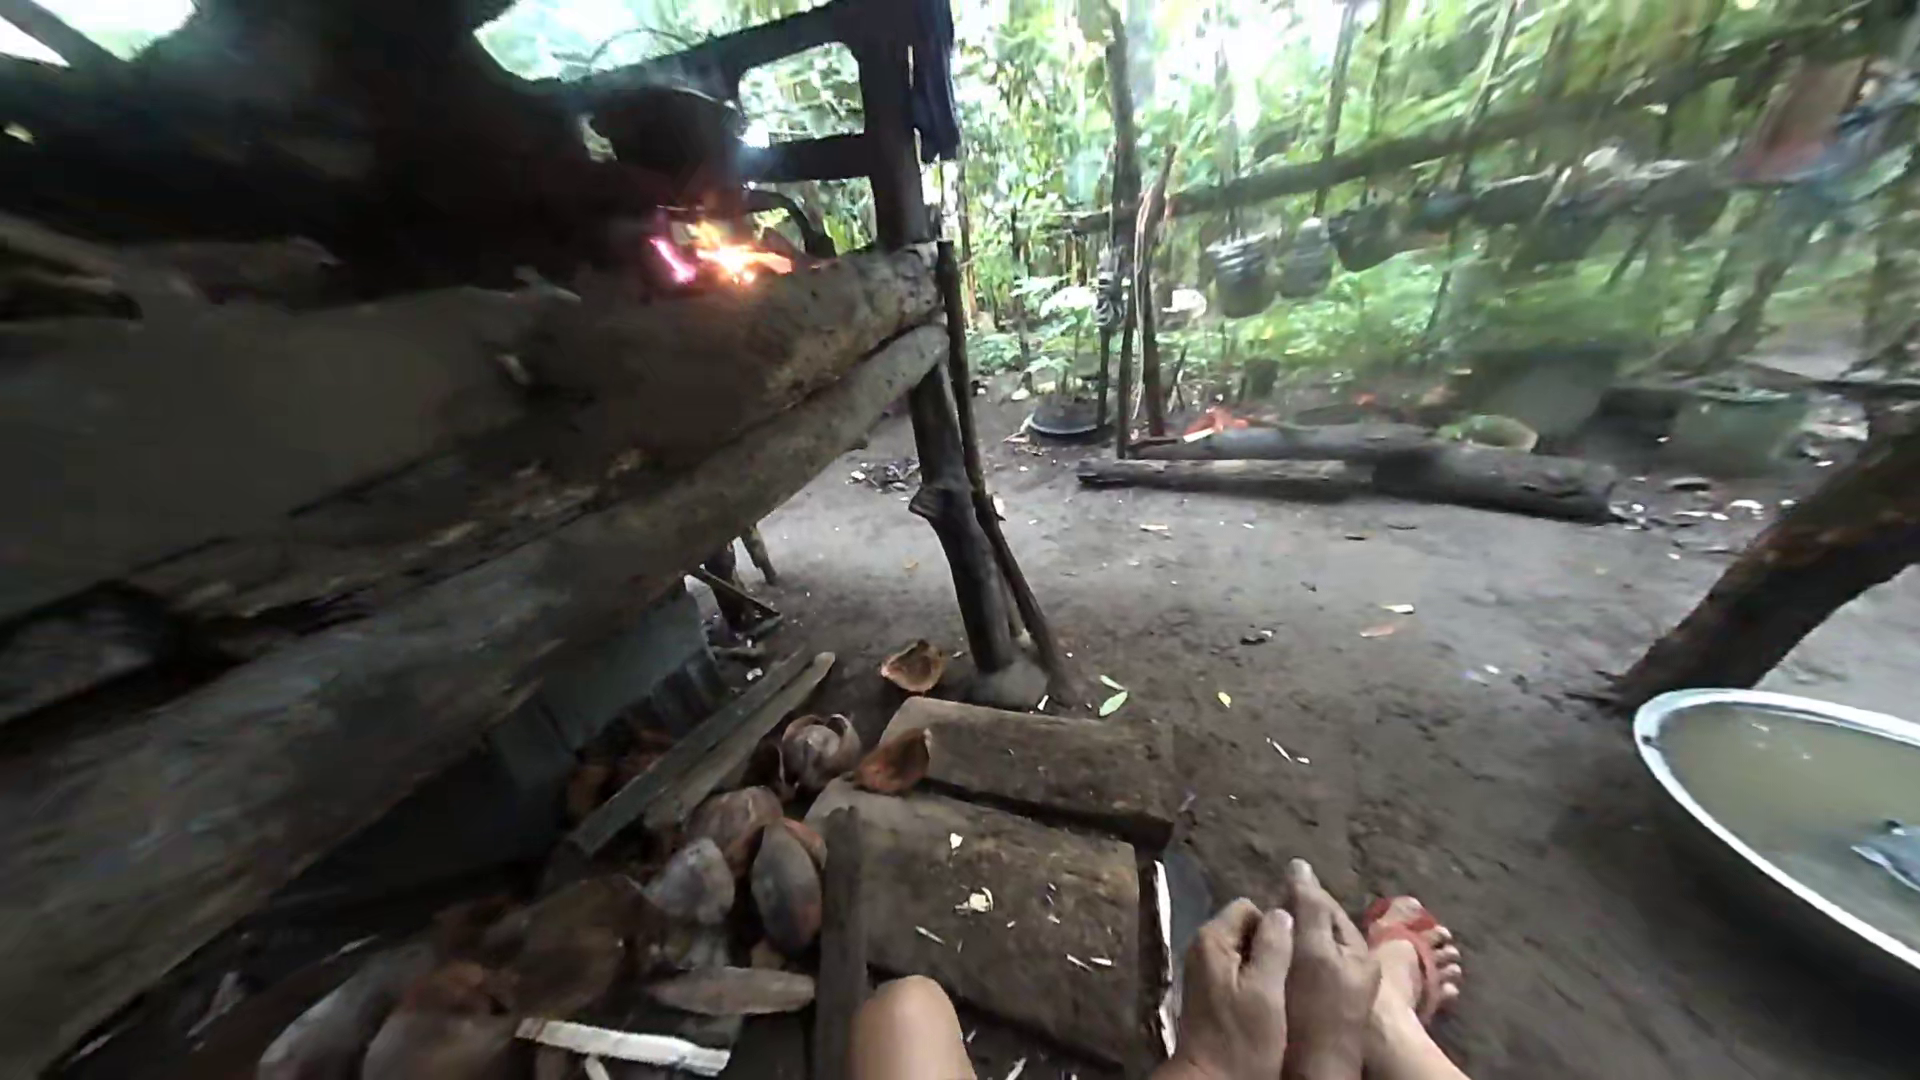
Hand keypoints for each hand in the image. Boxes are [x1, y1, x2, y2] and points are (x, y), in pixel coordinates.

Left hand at [1162, 899, 1293, 1079]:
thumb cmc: (1242, 1040)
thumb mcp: (1266, 992)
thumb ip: (1273, 947)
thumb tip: (1281, 912)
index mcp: (1212, 937)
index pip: (1247, 908)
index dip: (1274, 928)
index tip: (1293, 957)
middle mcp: (1202, 944)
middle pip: (1243, 928)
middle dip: (1269, 947)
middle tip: (1291, 979)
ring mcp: (1202, 967)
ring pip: (1241, 951)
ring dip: (1262, 967)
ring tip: (1282, 994)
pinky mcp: (1206, 989)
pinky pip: (1233, 970)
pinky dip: (1251, 981)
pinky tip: (1266, 1006)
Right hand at [1280, 860, 1378, 1079]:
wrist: (1322, 1068)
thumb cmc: (1319, 1005)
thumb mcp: (1314, 948)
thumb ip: (1308, 905)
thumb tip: (1299, 864)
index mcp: (1357, 950)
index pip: (1323, 903)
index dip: (1296, 891)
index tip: (1268, 890)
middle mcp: (1352, 965)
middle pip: (1316, 923)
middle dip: (1289, 914)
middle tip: (1262, 914)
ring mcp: (1338, 985)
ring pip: (1306, 944)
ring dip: (1285, 935)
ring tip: (1261, 934)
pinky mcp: (1321, 1002)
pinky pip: (1300, 965)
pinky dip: (1284, 956)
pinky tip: (1268, 958)